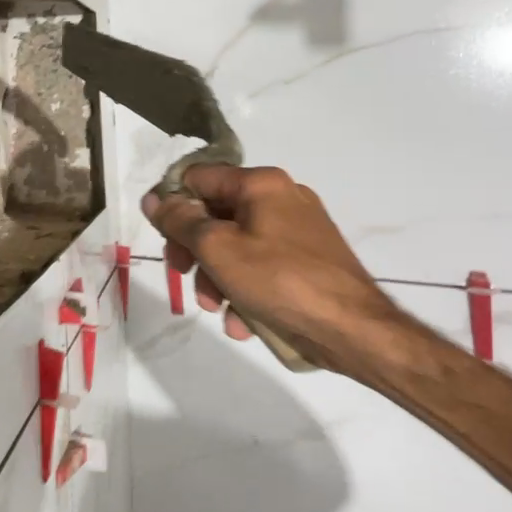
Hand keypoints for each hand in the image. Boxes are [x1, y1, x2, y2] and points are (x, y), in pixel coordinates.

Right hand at [141, 165, 414, 376]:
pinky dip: (245, 289)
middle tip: (183, 275)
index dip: (173, 206)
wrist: (358, 333)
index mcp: (261, 183)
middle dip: (194, 250)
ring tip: (215, 308)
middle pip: (213, 214)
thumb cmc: (280, 280)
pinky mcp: (310, 261)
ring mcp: (299, 230)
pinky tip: (241, 319)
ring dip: (216, 277)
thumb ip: (178, 219)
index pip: (196, 178)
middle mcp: (282, 198)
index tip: (165, 239)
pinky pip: (261, 266)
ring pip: (235, 244)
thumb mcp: (215, 247)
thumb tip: (153, 198)